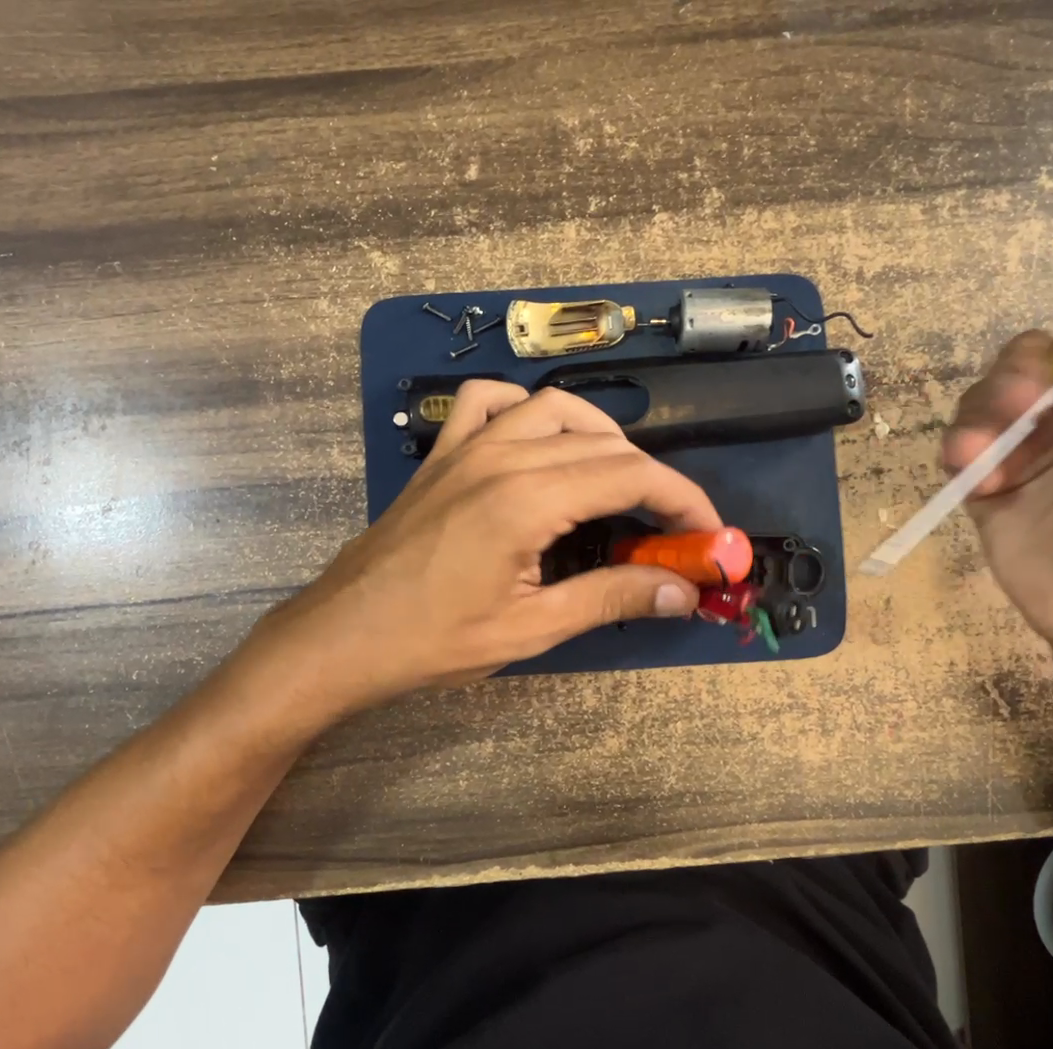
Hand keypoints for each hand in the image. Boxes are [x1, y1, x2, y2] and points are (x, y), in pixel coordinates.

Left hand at [251, 381, 719, 710]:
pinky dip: (526, 410)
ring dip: (601, 437)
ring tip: (619, 483)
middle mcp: (501, 455)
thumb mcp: (530, 630)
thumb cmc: (432, 641)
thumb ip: (611, 599)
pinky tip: (538, 442)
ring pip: (554, 409)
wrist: (343, 635)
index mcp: (527, 499)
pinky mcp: (442, 455)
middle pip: (604, 444)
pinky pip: (489, 402)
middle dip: (652, 481)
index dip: (684, 501)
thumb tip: (682, 593)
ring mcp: (466, 448)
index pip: (631, 476)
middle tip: (670, 529)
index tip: (709, 535)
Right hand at [943, 231, 1052, 647]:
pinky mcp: (992, 476)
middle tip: (1026, 399)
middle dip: (1022, 368)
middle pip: (1040, 349)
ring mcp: (1036, 443)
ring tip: (986, 452)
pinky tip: (973, 477)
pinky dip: (961, 450)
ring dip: (983, 412)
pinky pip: (962, 439)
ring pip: (990, 391)